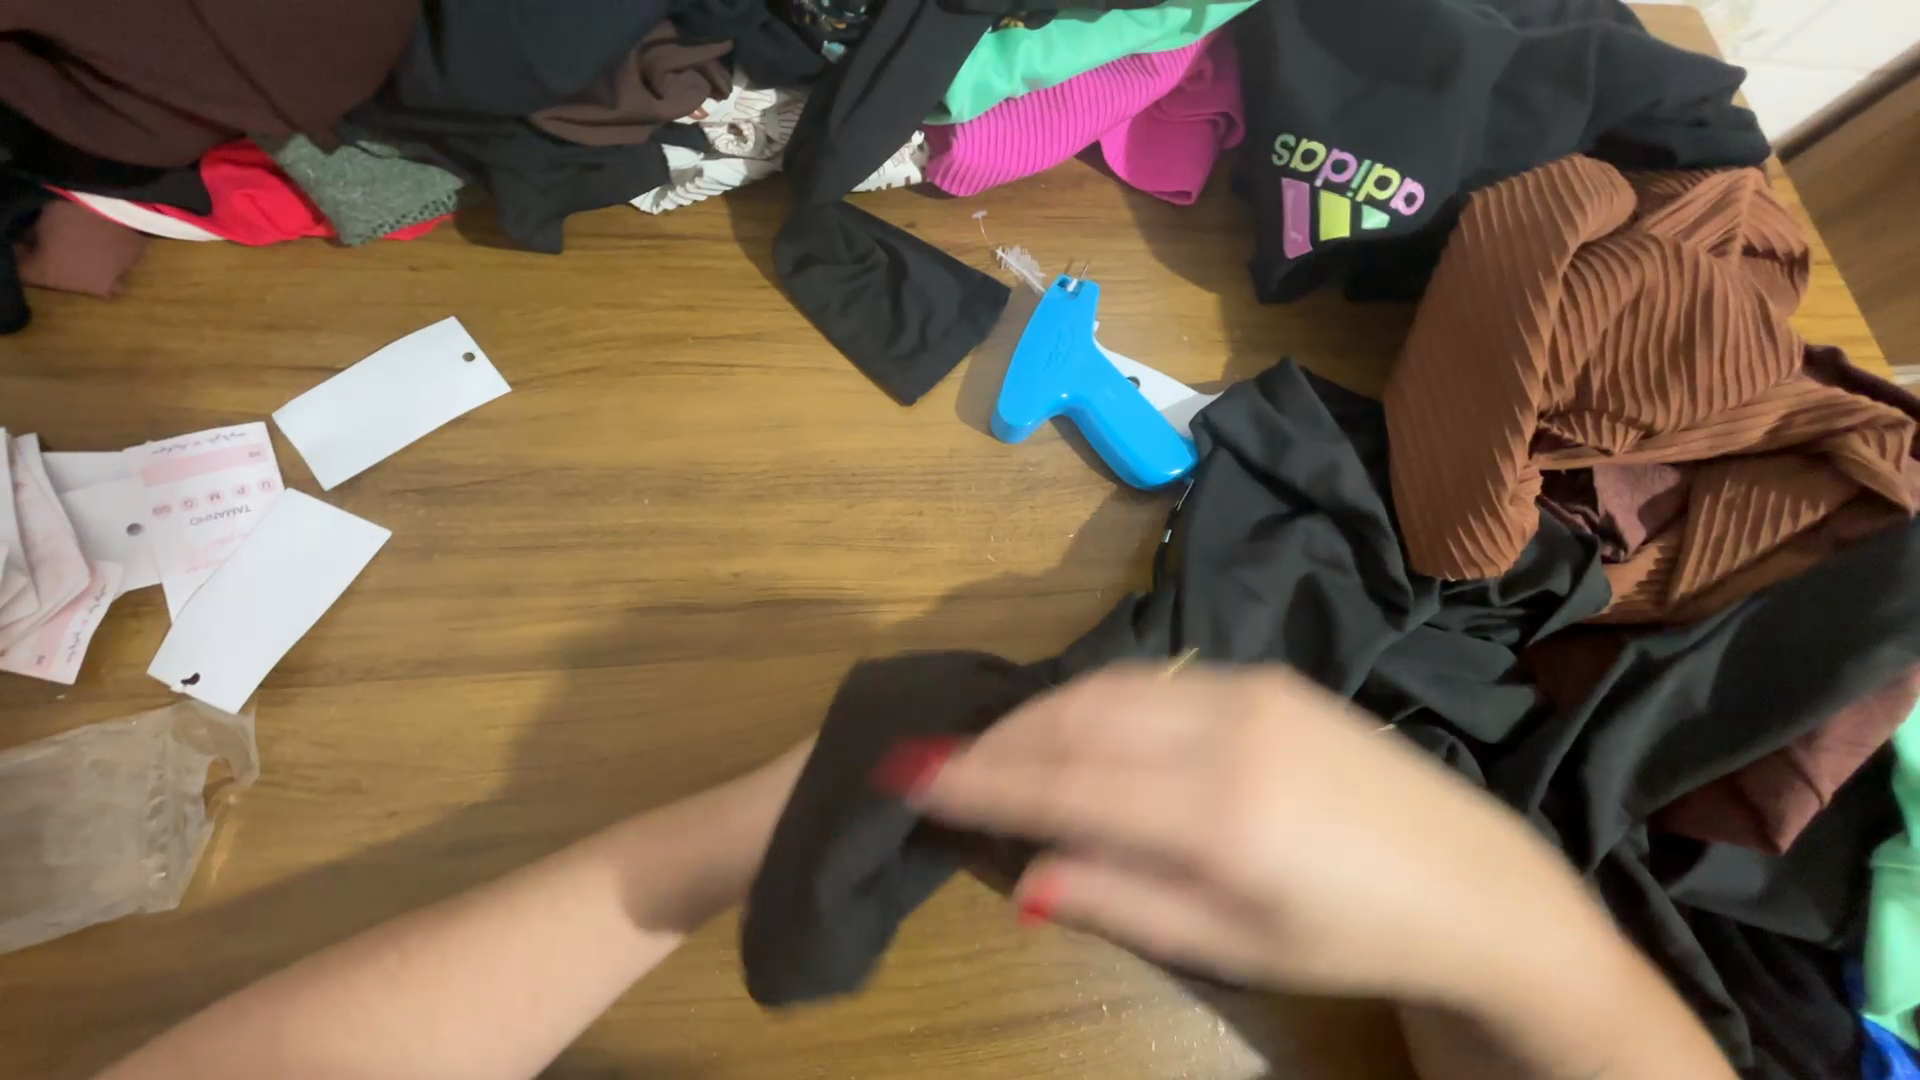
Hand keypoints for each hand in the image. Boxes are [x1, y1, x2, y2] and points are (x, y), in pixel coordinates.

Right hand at [880, 665, 1625, 1011]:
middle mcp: (1228, 728)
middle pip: (1078, 715)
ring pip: (1107, 684)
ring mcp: (1248, 687)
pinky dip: (1091, 698)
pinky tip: (1070, 724)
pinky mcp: (1263, 674)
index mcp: (1222, 813)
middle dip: (1000, 737)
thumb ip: (1122, 899)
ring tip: (994, 746)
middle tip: (943, 760)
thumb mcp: (1235, 945)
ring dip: (1040, 712)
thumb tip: (1025, 875)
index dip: (982, 780)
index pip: (1068, 785)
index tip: (913, 774)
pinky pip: (1149, 677)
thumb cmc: (1352, 936)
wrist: (1478, 882)